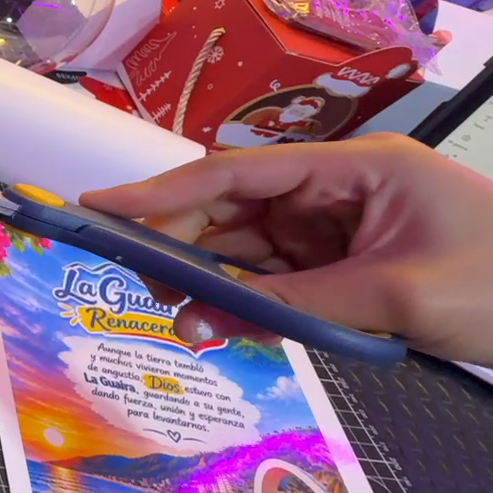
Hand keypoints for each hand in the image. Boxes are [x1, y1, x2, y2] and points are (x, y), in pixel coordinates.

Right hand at [81, 134, 492, 363]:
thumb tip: (190, 324)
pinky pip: (262, 274)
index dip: (158, 191)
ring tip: (186, 317)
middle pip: (223, 207)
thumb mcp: (394, 297)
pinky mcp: (329, 260)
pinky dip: (236, 298)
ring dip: (205, 280)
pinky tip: (221, 320)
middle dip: (181, 247)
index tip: (98, 206)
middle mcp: (329, 187)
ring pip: (235, 244)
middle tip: (148, 286)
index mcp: (353, 167)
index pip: (232, 172)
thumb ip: (283, 306)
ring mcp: (327, 225)